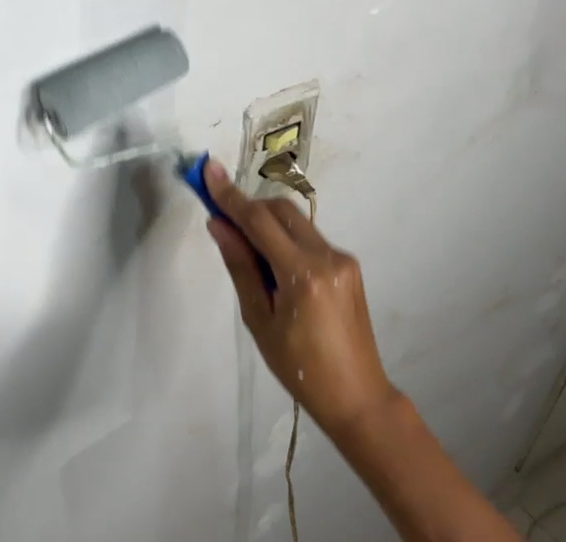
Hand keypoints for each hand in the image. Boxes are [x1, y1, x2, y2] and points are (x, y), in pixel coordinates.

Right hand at [203, 158, 398, 438]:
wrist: (357, 396)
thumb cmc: (299, 367)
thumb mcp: (259, 319)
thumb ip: (240, 266)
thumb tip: (218, 224)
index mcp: (302, 275)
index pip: (258, 221)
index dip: (230, 195)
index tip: (208, 170)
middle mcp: (327, 257)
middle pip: (281, 210)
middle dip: (249, 207)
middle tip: (223, 222)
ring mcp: (343, 259)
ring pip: (296, 222)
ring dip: (267, 224)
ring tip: (250, 258)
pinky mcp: (349, 266)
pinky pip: (309, 238)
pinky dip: (285, 240)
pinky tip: (275, 270)